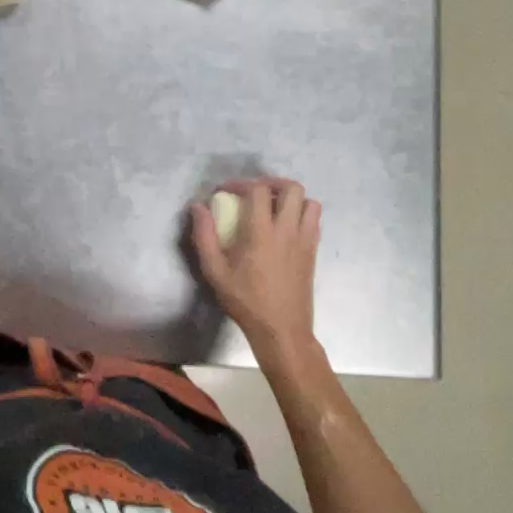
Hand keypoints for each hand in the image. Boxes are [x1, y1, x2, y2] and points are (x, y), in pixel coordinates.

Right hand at [190, 177, 321, 353]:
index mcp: (262, 233)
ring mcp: (305, 241)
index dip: (241, 183)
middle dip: (272, 183)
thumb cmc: (246, 301)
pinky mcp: (313, 252)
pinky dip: (301, 214)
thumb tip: (198, 207)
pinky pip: (314, 221)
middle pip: (292, 188)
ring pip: (309, 202)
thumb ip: (204, 236)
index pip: (258, 190)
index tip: (226, 191)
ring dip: (291, 198)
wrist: (282, 330)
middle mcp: (288, 231)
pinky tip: (284, 227)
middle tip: (254, 192)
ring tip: (273, 206)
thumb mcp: (215, 271)